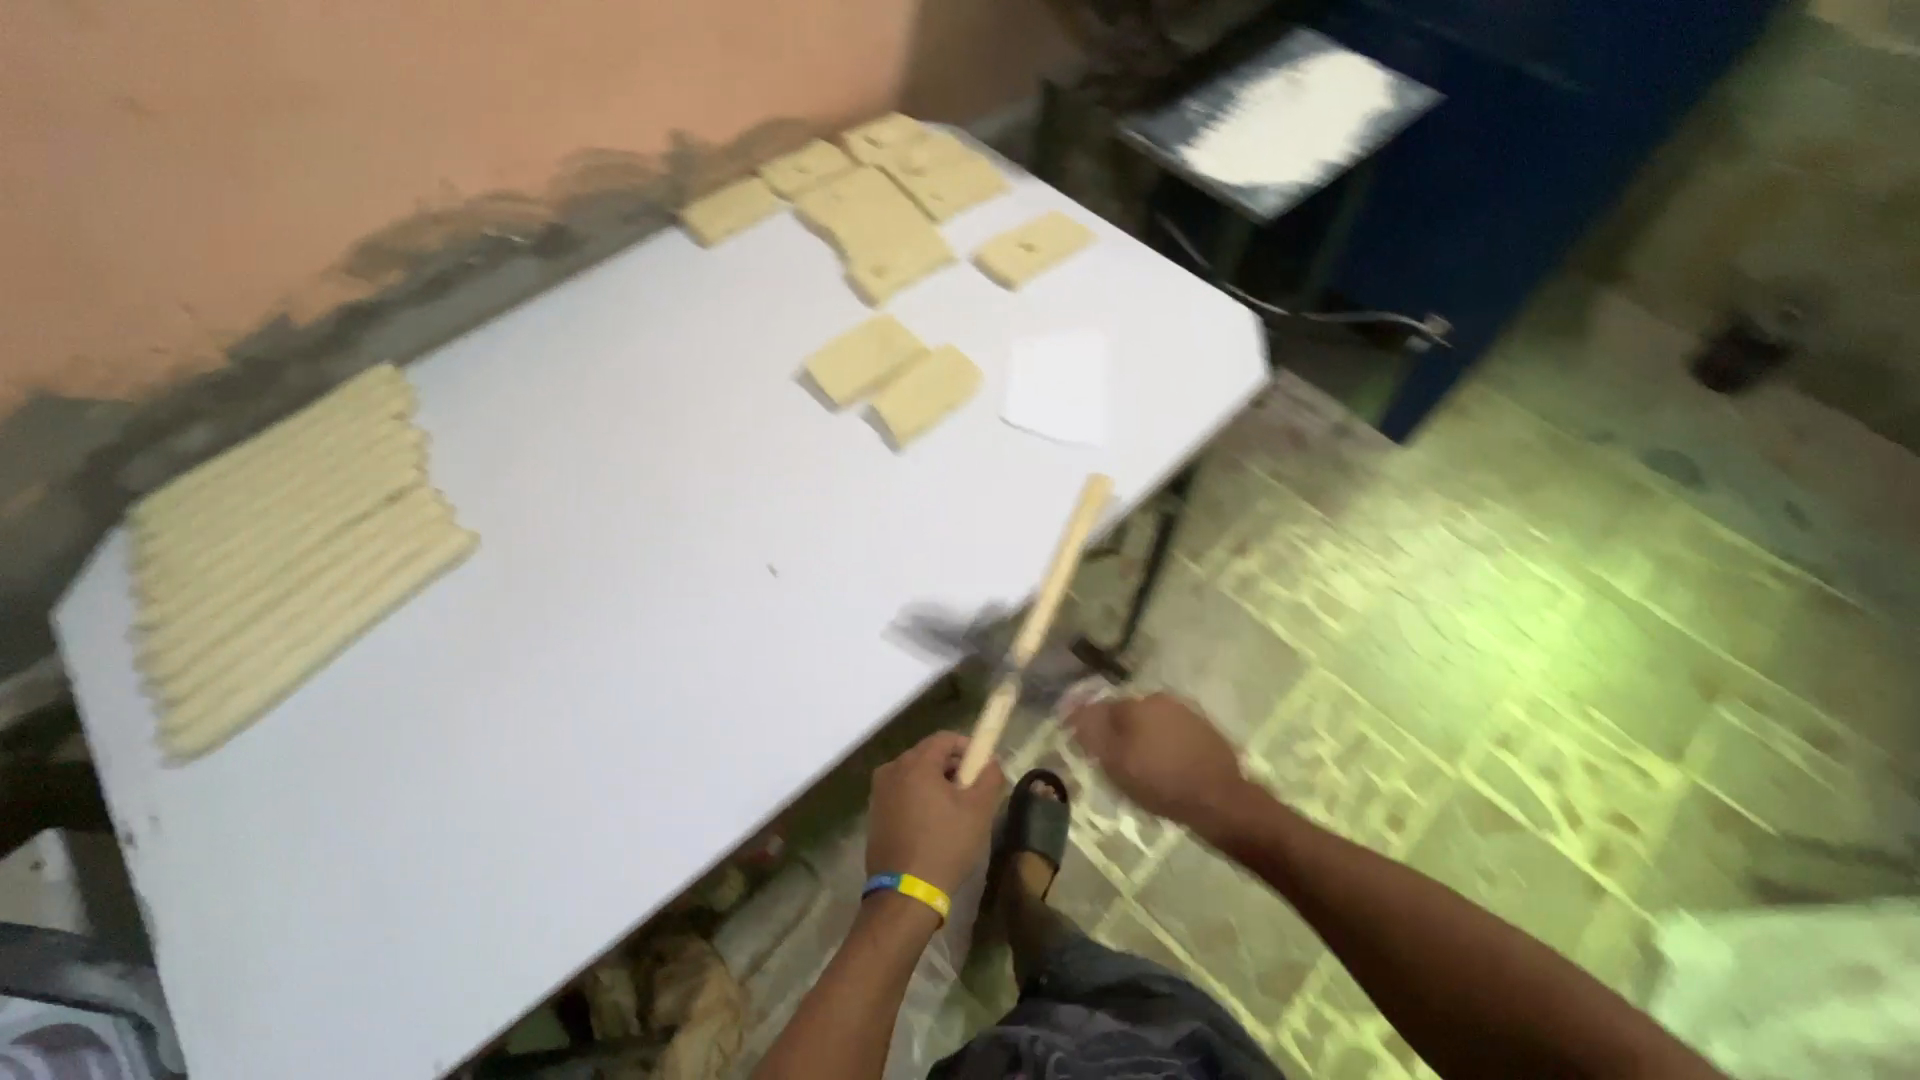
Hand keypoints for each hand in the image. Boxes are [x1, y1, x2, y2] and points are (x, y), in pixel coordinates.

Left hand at [865, 732, 1006, 895]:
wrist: (905, 892)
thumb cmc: (945, 845)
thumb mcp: (979, 810)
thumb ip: (990, 777)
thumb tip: (991, 761)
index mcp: (915, 763)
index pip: (944, 738)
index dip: (968, 747)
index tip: (983, 766)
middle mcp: (891, 770)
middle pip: (927, 755)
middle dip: (952, 766)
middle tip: (972, 790)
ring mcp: (879, 792)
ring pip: (914, 774)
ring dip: (935, 783)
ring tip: (954, 809)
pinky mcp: (874, 813)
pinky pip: (902, 793)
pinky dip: (919, 798)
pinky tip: (933, 823)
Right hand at [1067, 693, 1252, 827]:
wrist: (1219, 799)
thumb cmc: (1160, 783)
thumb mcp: (1116, 765)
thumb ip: (1092, 735)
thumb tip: (1074, 714)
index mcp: (1135, 705)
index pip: (1101, 709)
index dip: (1089, 726)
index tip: (1083, 744)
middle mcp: (1161, 699)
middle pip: (1128, 713)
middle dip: (1118, 730)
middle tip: (1114, 758)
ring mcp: (1187, 712)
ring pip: (1153, 721)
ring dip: (1143, 736)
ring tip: (1142, 764)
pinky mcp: (1207, 729)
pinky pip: (1174, 732)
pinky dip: (1165, 743)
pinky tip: (1167, 763)